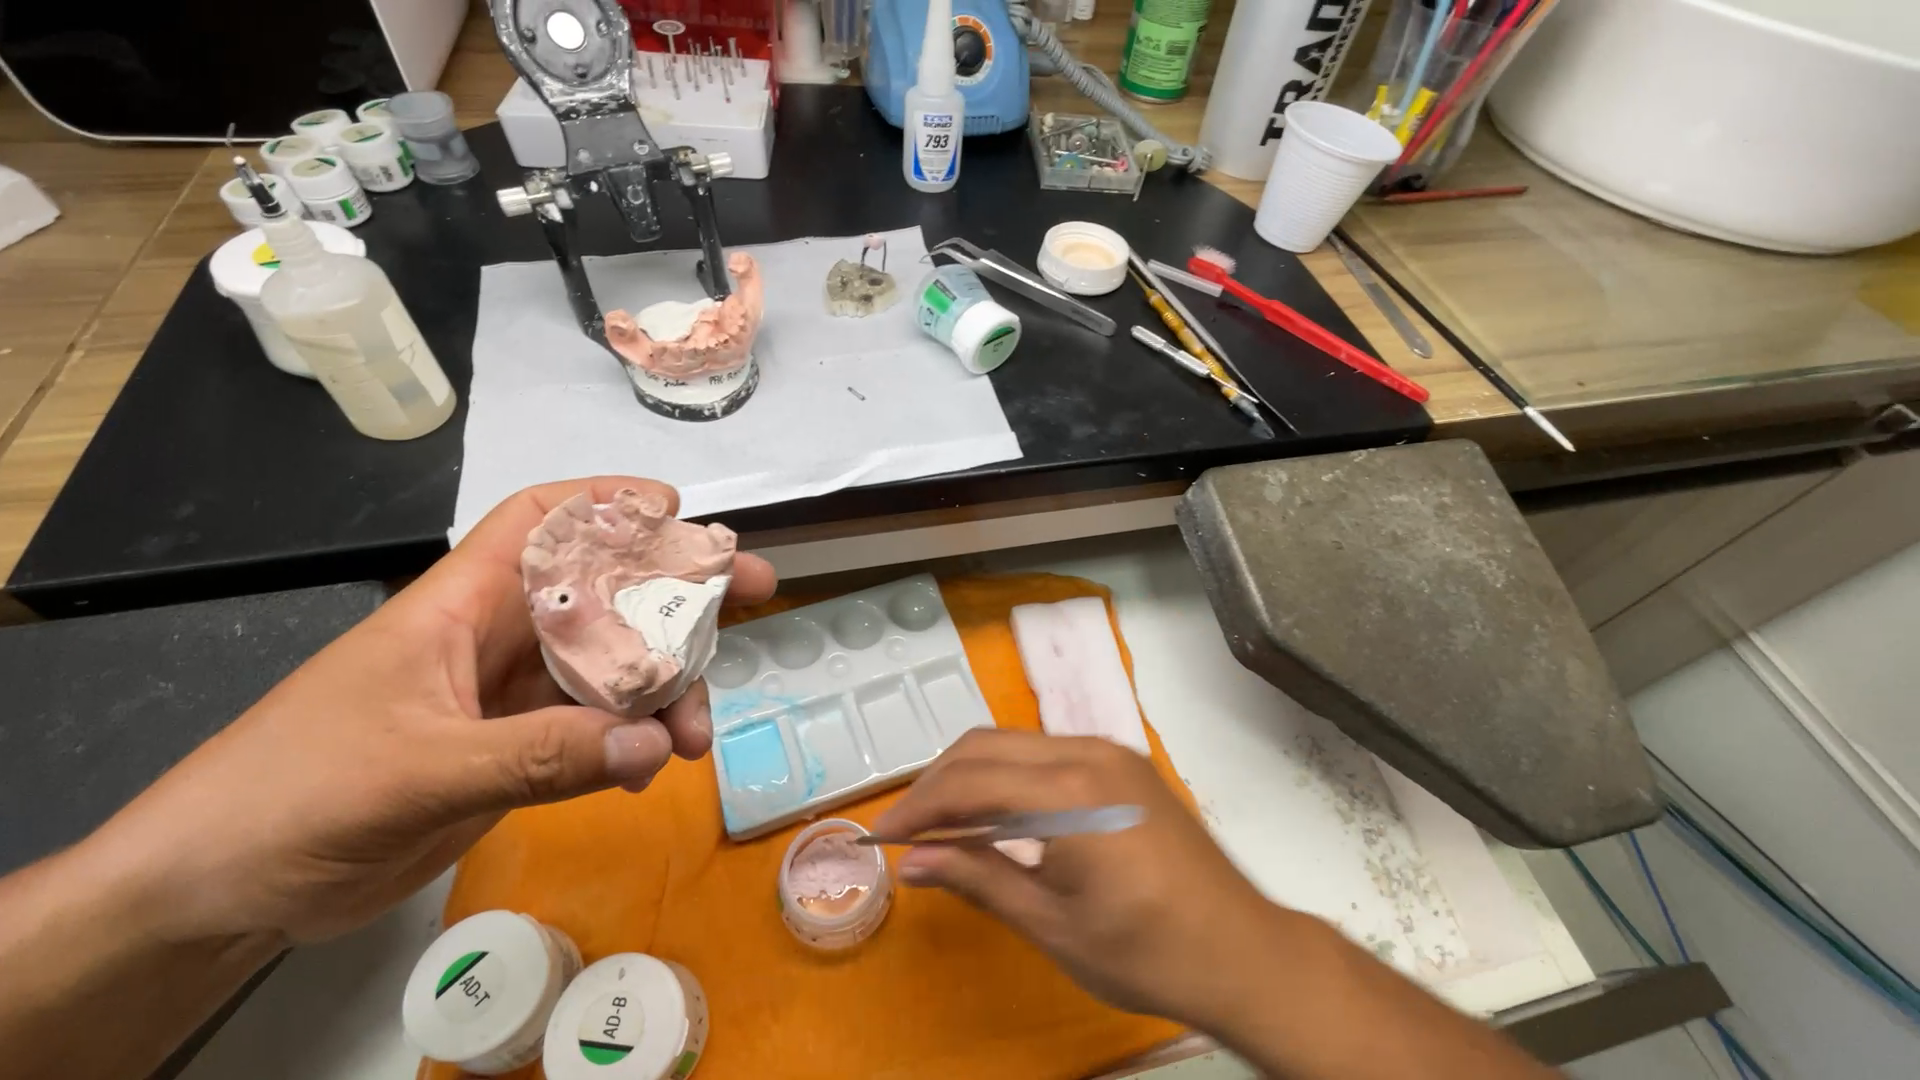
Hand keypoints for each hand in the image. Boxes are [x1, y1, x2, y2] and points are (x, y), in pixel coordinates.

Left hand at [88, 477, 774, 946]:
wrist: (220, 890)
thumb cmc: (294, 794)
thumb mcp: (417, 771)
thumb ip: (538, 756)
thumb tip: (654, 741)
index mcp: (459, 607)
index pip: (538, 524)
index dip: (606, 503)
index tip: (676, 511)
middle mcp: (496, 641)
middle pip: (603, 593)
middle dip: (676, 591)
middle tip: (750, 594)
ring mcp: (511, 700)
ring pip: (612, 669)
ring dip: (664, 689)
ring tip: (695, 732)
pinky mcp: (518, 754)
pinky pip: (597, 733)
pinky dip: (633, 743)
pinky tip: (652, 768)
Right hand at [873, 729, 1284, 1029]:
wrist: (1241, 952)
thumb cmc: (1147, 952)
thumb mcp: (1052, 924)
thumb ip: (979, 879)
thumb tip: (914, 860)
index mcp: (1070, 792)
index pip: (969, 780)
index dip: (919, 806)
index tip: (883, 837)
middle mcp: (1089, 753)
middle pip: (987, 747)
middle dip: (937, 783)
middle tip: (907, 830)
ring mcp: (1112, 754)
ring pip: (1016, 744)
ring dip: (971, 775)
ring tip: (941, 824)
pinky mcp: (1124, 766)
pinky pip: (1048, 754)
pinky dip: (1008, 776)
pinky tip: (996, 815)